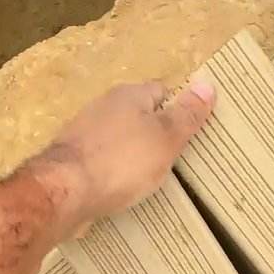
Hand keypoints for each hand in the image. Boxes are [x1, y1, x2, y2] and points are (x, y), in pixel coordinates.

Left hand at [23, 80, 217, 238]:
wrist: (65, 189)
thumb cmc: (122, 161)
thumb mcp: (165, 140)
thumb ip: (186, 116)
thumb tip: (208, 84)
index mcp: (129, 96)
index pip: (160, 92)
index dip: (175, 109)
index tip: (185, 132)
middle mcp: (102, 106)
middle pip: (134, 114)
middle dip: (149, 131)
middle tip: (167, 157)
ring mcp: (81, 132)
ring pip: (114, 136)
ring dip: (127, 151)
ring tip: (142, 175)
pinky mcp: (68, 158)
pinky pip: (97, 158)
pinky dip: (108, 168)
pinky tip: (114, 186)